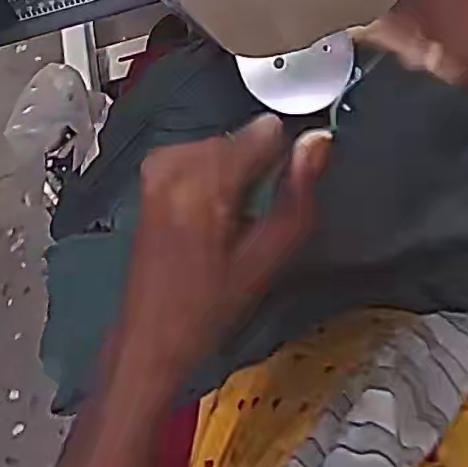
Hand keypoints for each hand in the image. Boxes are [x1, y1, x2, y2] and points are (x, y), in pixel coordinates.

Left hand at [111, 114, 329, 388]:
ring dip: (232, 173)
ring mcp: (159, 165)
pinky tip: (207, 212)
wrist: (153, 333)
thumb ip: (298, 196)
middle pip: (242, 139)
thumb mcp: (267, 260)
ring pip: (222, 144)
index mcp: (205, 185)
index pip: (263, 133)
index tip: (276, 192)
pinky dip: (210, 173)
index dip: (280, 161)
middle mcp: (175, 165)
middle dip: (254, 170)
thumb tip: (316, 143)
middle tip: (249, 217)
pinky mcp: (151, 170)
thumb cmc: (210, 306)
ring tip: (226, 219)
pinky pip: (199, 152)